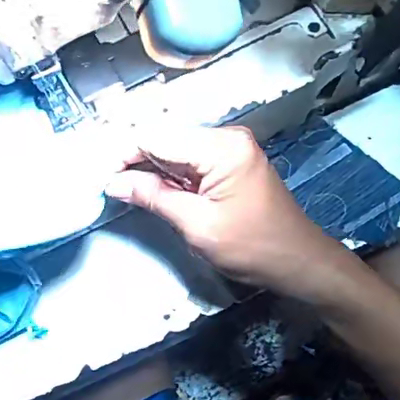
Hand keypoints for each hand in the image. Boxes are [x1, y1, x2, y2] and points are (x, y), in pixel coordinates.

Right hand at [104, 126, 357, 301]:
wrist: (299, 262)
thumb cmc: (253, 247)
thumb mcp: (197, 226)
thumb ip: (154, 197)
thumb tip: (114, 182)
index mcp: (222, 146)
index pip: (158, 137)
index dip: (125, 154)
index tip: (100, 175)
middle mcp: (226, 138)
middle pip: (165, 139)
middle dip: (134, 160)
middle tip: (107, 183)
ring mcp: (229, 149)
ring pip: (174, 150)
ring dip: (149, 168)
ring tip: (122, 187)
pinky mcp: (229, 162)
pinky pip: (188, 161)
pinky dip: (168, 175)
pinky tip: (150, 189)